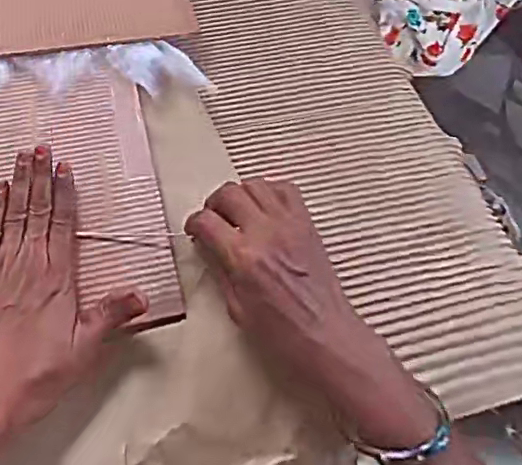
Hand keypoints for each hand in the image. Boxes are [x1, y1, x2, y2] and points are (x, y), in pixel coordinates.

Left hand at [0, 147, 146, 464]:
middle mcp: (30, 261)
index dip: (65, 191)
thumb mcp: (83, 349)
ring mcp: (2, 265)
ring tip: (23, 157)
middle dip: (41, 175)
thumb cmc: (31, 373)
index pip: (63, 221)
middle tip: (42, 147)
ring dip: (20, 182)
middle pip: (38, 208)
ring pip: (14, 213)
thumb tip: (142, 296)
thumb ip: (112, 315)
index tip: (66, 166)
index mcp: (57, 274)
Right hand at [185, 180, 441, 451]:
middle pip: (229, 192)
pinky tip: (265, 208)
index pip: (207, 220)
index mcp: (244, 258)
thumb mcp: (238, 309)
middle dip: (214, 203)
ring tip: (237, 211)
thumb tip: (206, 246)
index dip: (194, 222)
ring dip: (240, 194)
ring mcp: (288, 223)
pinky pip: (285, 189)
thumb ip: (219, 270)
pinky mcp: (306, 222)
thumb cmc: (284, 334)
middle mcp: (265, 232)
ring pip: (255, 184)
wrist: (326, 337)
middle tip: (213, 219)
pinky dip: (270, 191)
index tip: (195, 229)